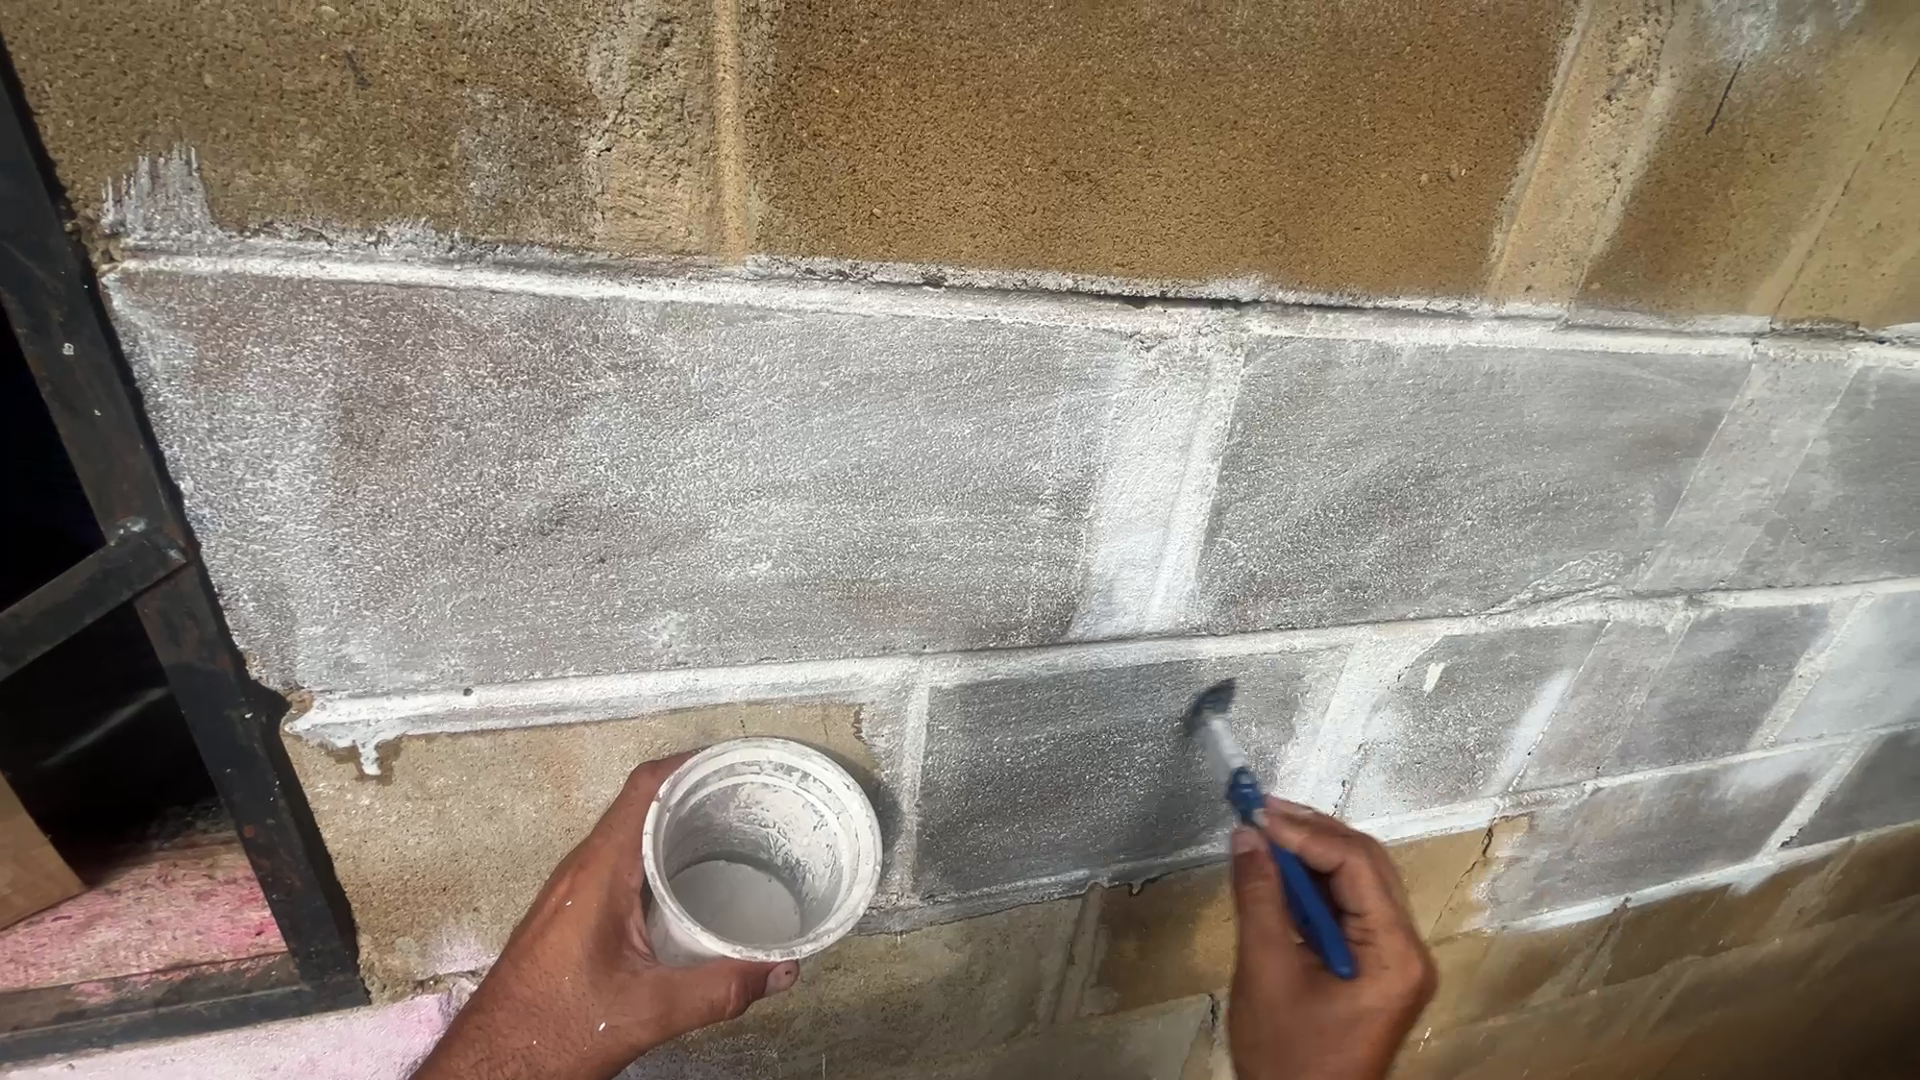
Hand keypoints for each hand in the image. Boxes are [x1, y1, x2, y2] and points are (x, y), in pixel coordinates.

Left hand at [412, 752, 799, 1079]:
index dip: (692, 761)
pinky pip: (625, 855)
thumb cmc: (551, 1033)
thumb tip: (783, 971)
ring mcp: (576, 886)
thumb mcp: (647, 1013)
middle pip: (644, 799)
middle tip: (751, 793)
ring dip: (679, 817)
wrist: (482, 1073)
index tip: (737, 760)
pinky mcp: (575, 908)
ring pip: (633, 828)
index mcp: (600, 869)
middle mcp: (585, 865)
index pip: (646, 786)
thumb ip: (720, 990)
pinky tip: (693, 876)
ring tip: (733, 825)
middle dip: (698, 787)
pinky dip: (662, 848)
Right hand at [1227, 797, 1436, 1079]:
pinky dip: (1310, 879)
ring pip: (1357, 878)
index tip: (1253, 814)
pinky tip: (1276, 867)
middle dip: (1310, 830)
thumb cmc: (1287, 1052)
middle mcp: (1405, 948)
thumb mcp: (1266, 968)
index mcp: (1394, 953)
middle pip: (1365, 863)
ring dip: (1309, 850)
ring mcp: (1391, 956)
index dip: (1304, 830)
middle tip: (1258, 810)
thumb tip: (1246, 832)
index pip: (1356, 863)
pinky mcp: (1370, 963)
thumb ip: (1259, 894)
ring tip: (1262, 829)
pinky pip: (1346, 903)